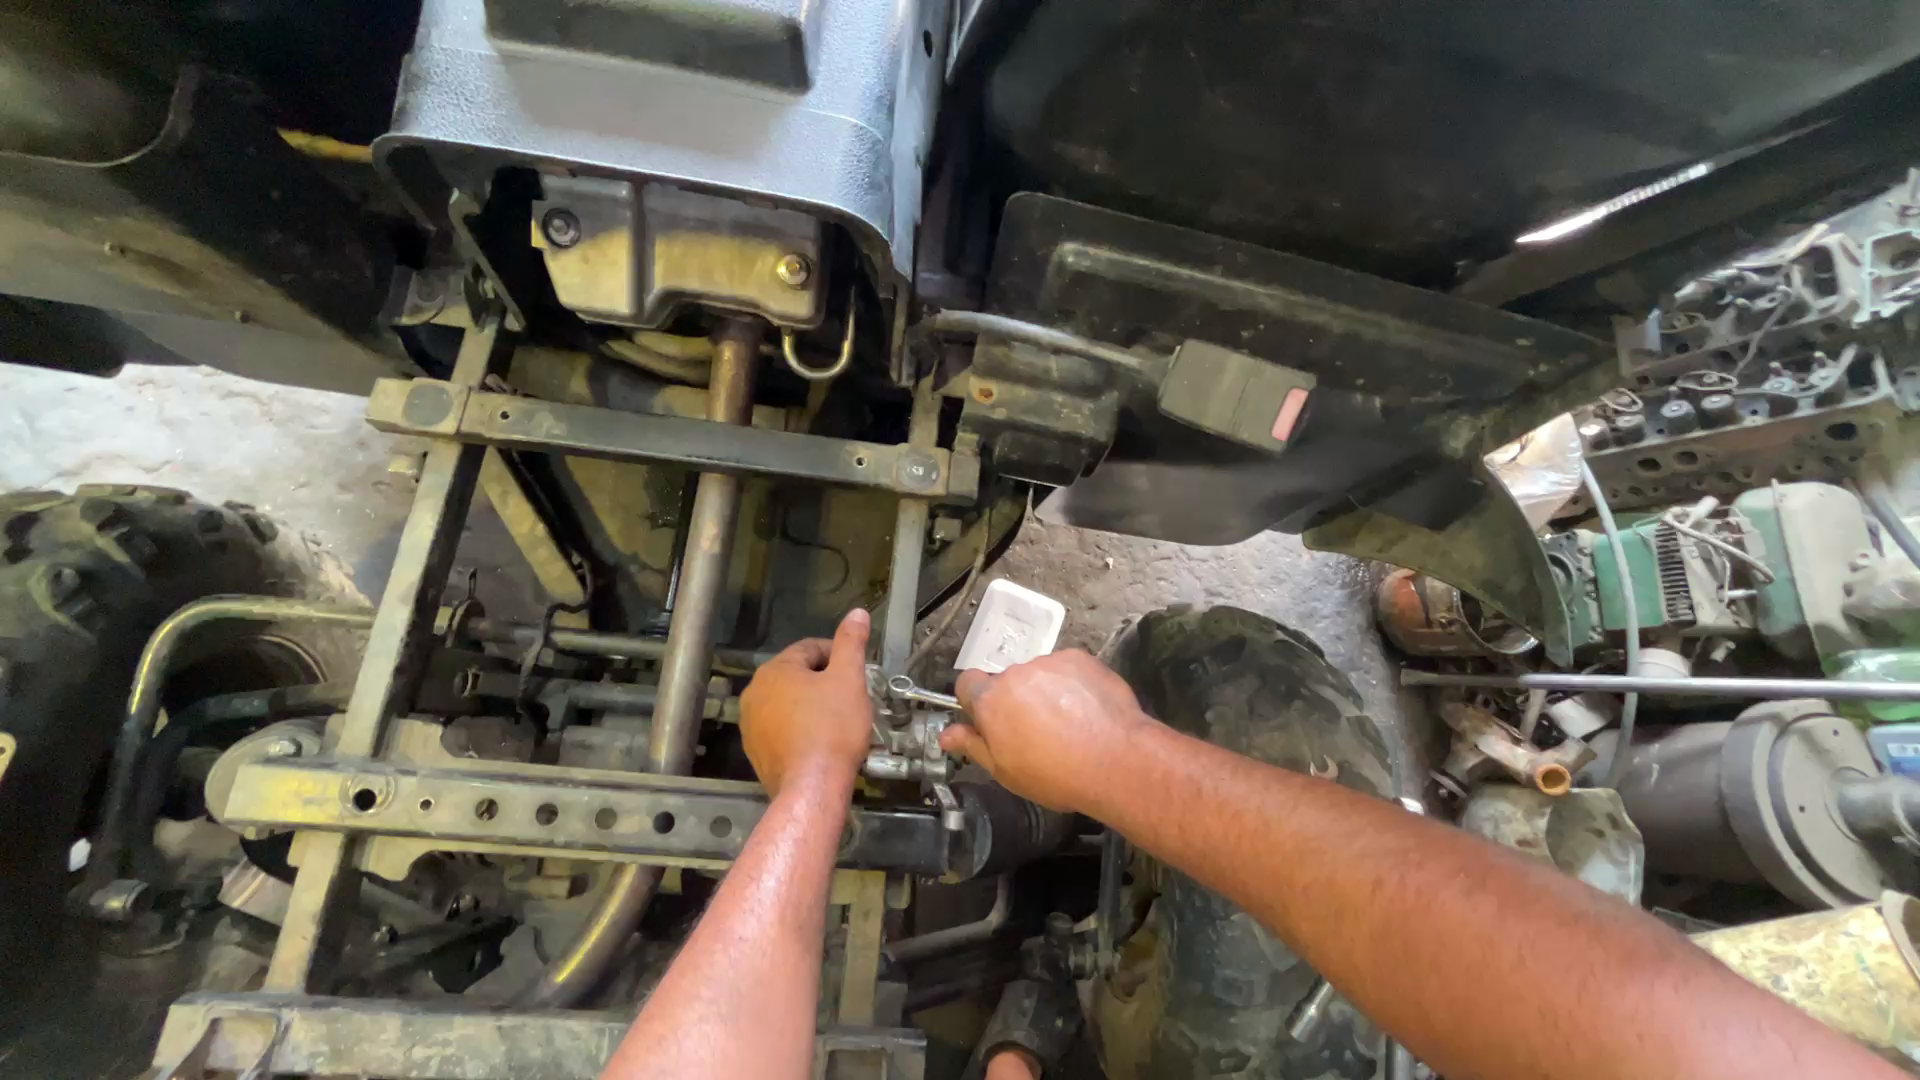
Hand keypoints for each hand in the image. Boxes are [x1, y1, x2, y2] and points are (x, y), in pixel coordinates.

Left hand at [740, 609, 872, 794]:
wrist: (813, 786)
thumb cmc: (833, 727)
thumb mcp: (849, 679)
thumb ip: (851, 642)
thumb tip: (857, 612)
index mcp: (774, 670)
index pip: (810, 649)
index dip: (838, 656)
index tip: (858, 672)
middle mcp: (754, 692)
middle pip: (797, 676)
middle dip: (824, 682)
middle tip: (851, 697)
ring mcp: (751, 725)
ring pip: (789, 703)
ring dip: (811, 706)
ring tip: (838, 720)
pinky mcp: (756, 752)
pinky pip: (782, 729)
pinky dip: (800, 729)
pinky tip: (820, 742)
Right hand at [940, 650, 1153, 813]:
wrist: (1115, 760)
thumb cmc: (1056, 774)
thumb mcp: (1005, 771)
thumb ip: (973, 746)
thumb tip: (946, 734)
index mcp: (991, 700)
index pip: (966, 683)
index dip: (975, 700)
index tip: (990, 720)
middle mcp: (1015, 674)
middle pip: (1007, 682)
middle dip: (1016, 700)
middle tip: (1037, 731)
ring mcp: (1050, 663)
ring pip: (1038, 675)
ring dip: (1045, 691)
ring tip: (1068, 722)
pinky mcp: (1080, 659)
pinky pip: (1067, 668)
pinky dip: (1072, 684)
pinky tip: (1086, 709)